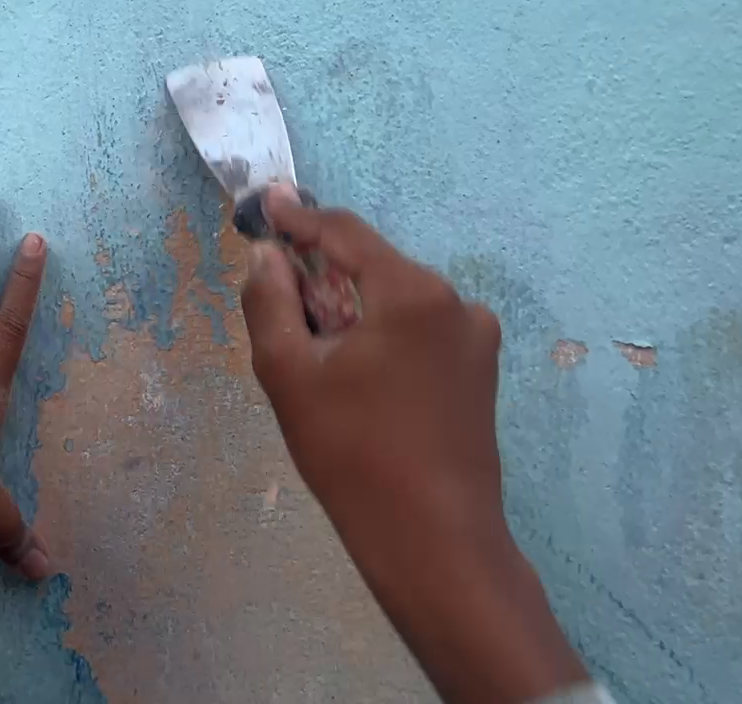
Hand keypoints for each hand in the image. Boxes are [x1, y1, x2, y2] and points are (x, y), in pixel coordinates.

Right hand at [242, 186, 587, 703]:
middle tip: (278, 309)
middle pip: (368, 265)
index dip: (297, 217)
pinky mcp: (477, 368)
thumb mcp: (286, 369)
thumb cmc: (350, 449)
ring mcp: (474, 337)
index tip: (264, 203)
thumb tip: (267, 253)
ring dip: (345, 307)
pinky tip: (351, 375)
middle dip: (318, 275)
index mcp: (411, 293)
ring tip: (312, 356)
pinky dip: (373, 331)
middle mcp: (454, 302)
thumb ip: (269, 298)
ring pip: (389, 297)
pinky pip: (412, 325)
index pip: (343, 232)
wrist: (432, 539)